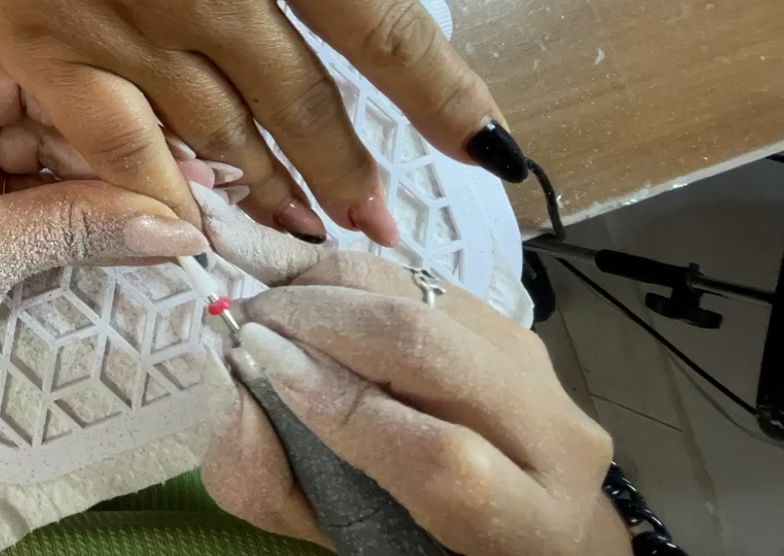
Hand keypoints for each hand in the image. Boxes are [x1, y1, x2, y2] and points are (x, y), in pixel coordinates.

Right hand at [0, 0, 500, 245]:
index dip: (441, 93)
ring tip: (290, 229)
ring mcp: (131, 32)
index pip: (382, 28)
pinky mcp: (51, 51)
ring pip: (214, 134)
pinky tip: (182, 227)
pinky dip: (156, 189)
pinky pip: (115, 143)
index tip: (481, 146)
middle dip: (346, 171)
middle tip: (374, 224)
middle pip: (302, 104)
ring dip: (261, 188)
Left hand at [0, 60, 208, 411]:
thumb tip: (178, 225)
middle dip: (107, 158)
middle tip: (192, 181)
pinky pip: (31, 206)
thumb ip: (77, 226)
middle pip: (40, 126)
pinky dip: (74, 221)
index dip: (93, 105)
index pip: (23, 81)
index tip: (165, 133)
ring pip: (41, 169)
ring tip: (177, 209)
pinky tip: (131, 229)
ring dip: (99, 193)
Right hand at [194, 189, 628, 554]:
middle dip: (313, 317)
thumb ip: (274, 474)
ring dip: (312, 275)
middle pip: (425, 345)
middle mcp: (548, 434)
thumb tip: (236, 385)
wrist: (495, 497)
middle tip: (244, 315)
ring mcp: (526, 358)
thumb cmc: (405, 528)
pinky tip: (273, 256)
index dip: (336, 401)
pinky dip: (324, 262)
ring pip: (409, 288)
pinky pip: (398, 269)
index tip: (254, 355)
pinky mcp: (491, 310)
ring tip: (249, 275)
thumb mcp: (334, 524)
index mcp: (523, 523)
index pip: (441, 457)